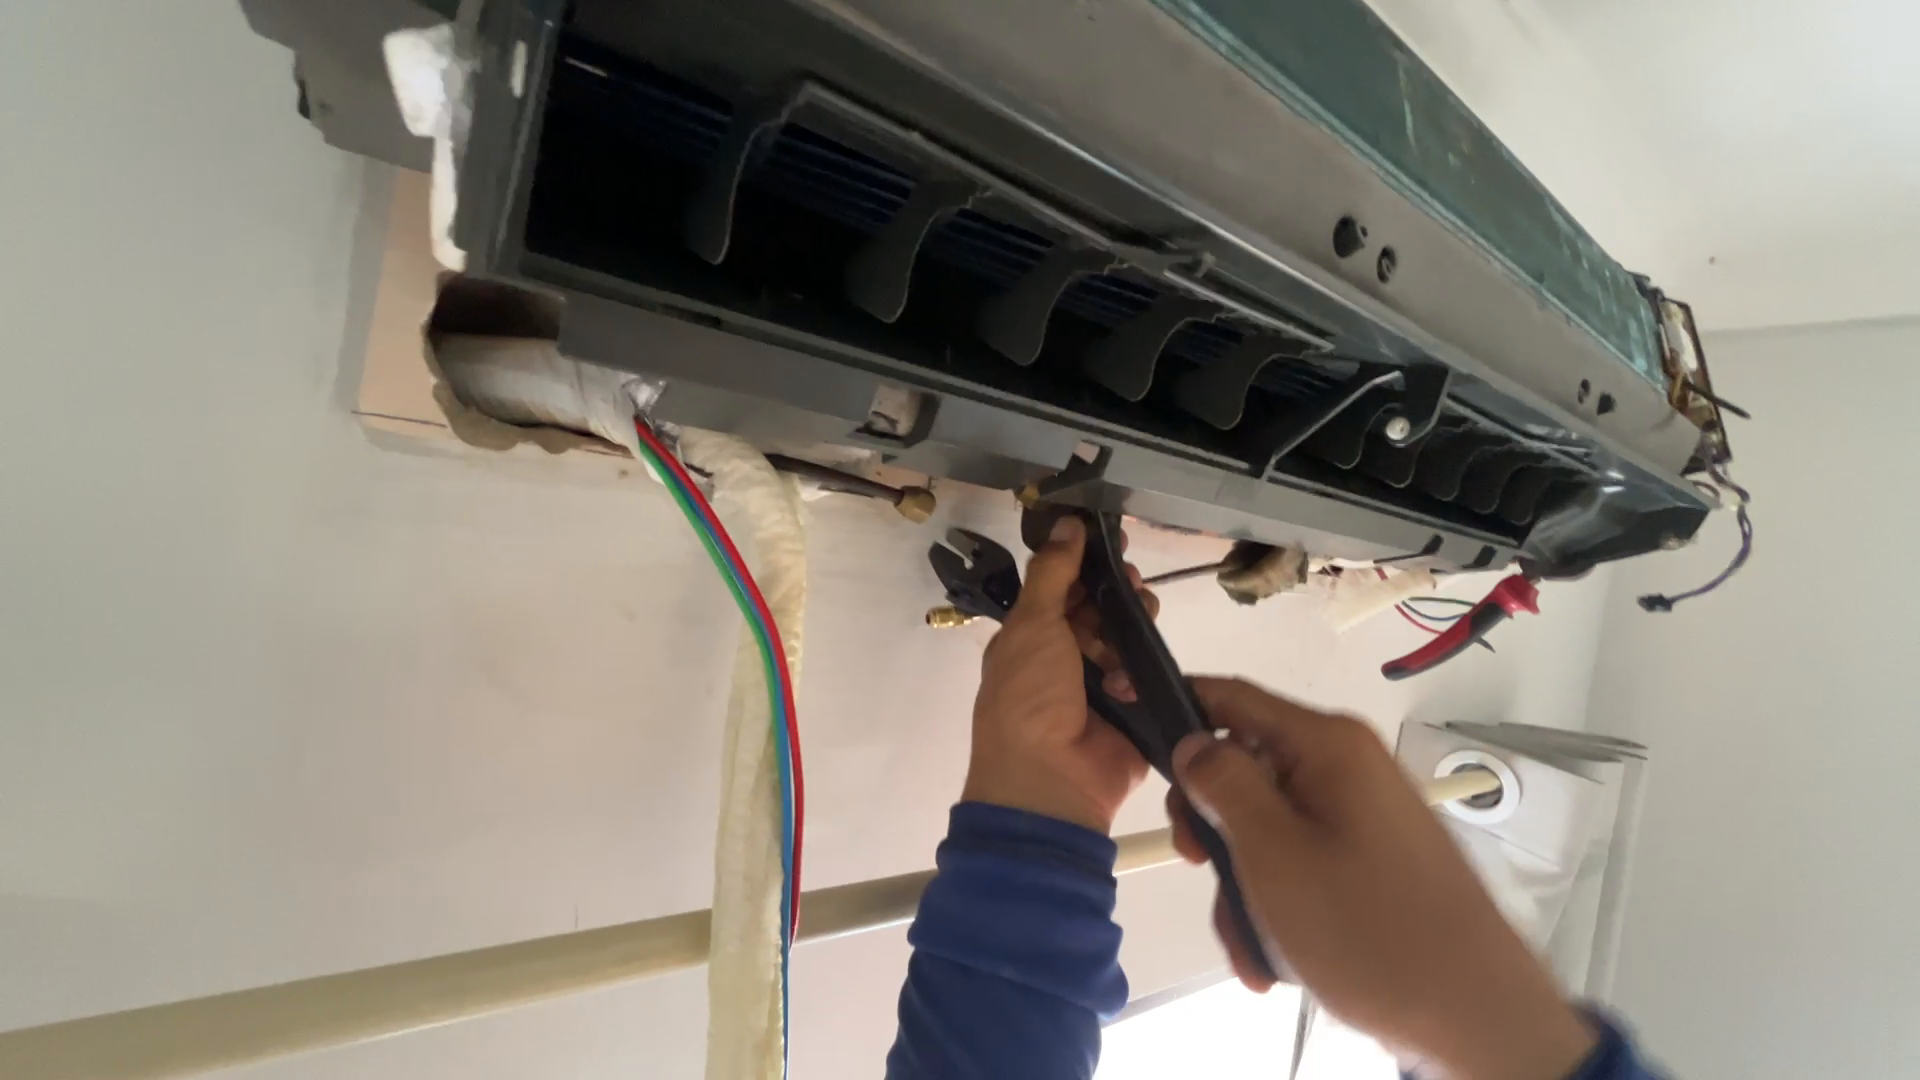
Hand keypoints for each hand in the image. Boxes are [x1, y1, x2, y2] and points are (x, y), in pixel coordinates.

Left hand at [962, 516, 1154, 833]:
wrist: (1050, 780)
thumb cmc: (1029, 695)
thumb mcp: (1031, 625)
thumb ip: (1052, 573)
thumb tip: (1065, 522)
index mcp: (1030, 636)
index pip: (1061, 587)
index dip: (1083, 560)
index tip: (1112, 537)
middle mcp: (1063, 656)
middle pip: (1098, 610)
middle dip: (1116, 589)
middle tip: (1132, 577)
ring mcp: (1098, 684)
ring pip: (1125, 637)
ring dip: (1134, 621)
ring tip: (1144, 610)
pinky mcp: (1130, 709)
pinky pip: (1144, 674)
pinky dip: (1140, 669)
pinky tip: (1132, 675)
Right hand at [1167, 678, 1596, 1079]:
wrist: (1487, 1028)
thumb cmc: (1370, 931)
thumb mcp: (1274, 852)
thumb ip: (1221, 783)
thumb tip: (1191, 742)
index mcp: (1325, 744)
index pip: (1228, 696)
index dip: (1172, 703)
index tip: (1127, 726)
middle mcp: (1344, 764)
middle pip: (1242, 762)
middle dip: (1209, 817)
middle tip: (1198, 865)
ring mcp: (1359, 809)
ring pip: (1265, 818)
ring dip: (1241, 875)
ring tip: (1245, 940)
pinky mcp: (1369, 851)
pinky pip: (1299, 852)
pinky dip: (1275, 894)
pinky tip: (1271, 953)